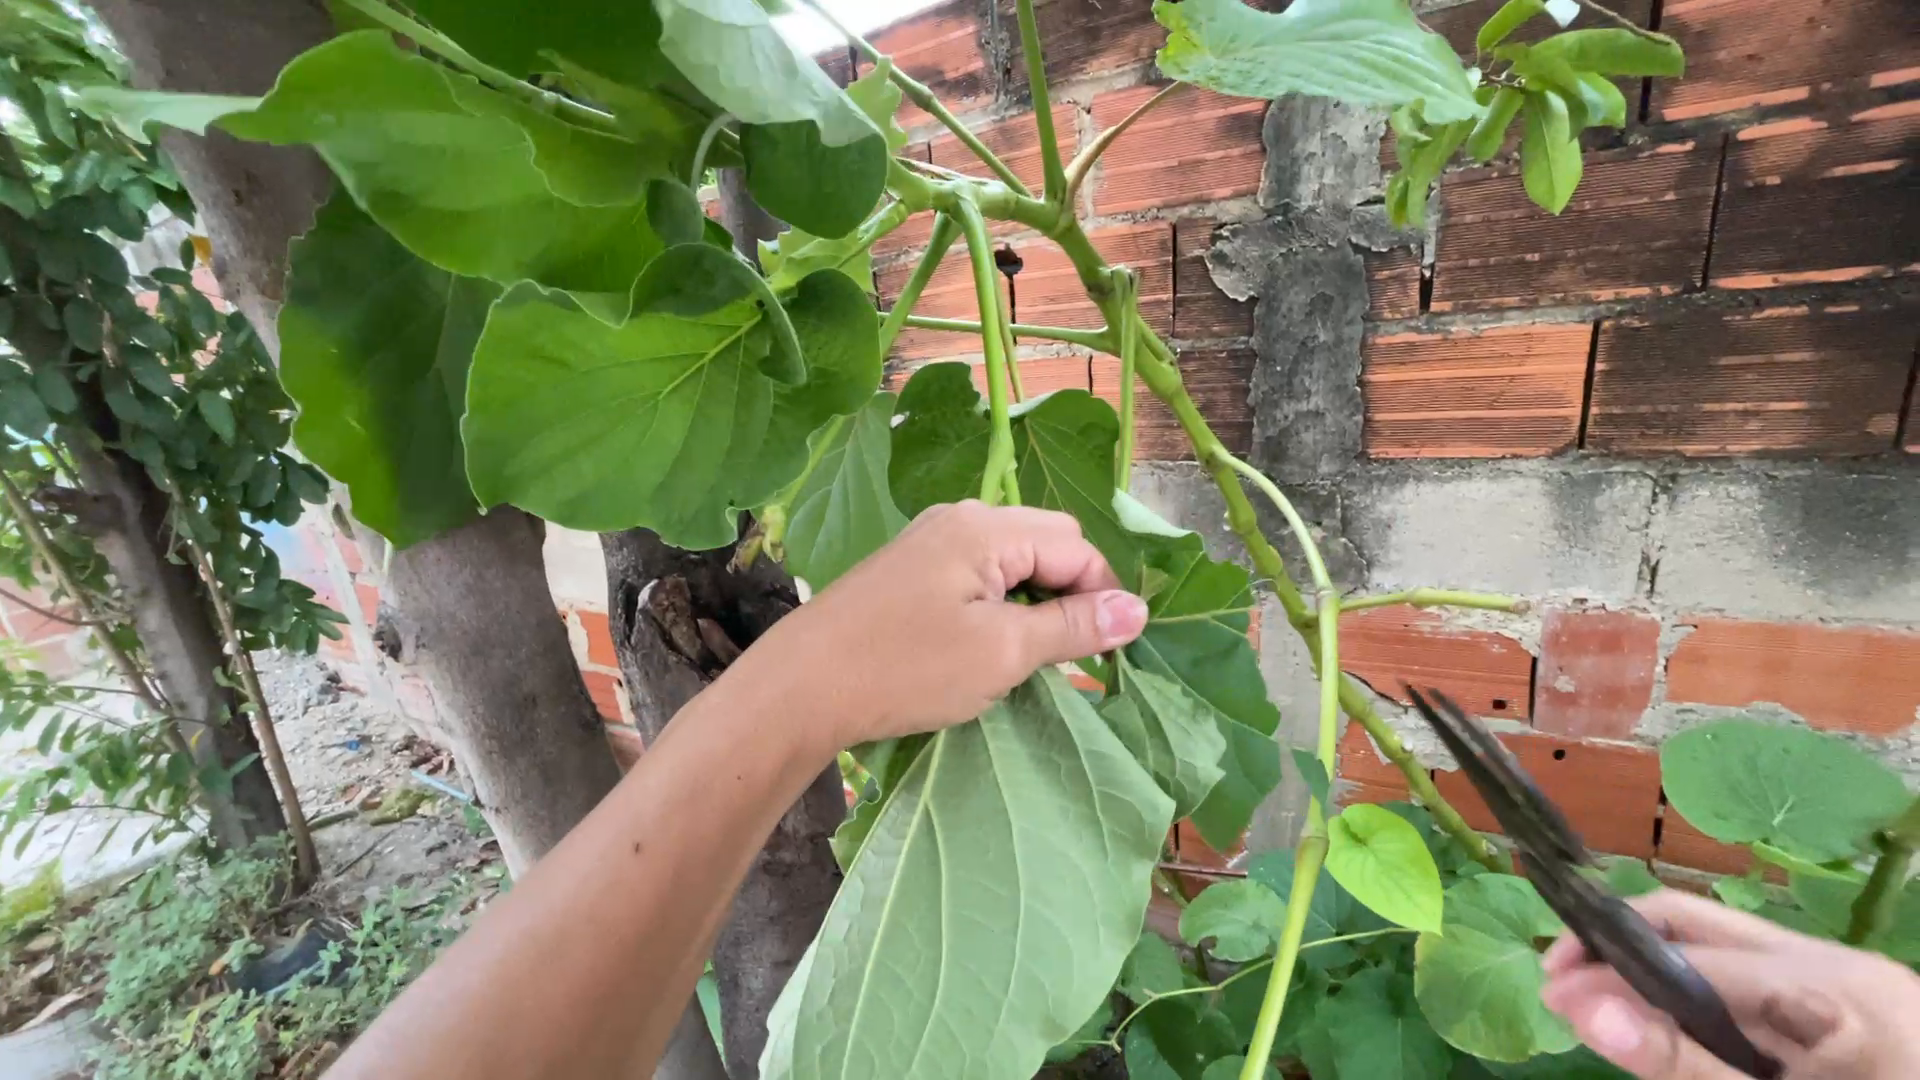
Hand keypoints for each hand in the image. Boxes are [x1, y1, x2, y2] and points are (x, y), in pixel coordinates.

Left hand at [729, 501, 1147, 751]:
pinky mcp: (911, 567)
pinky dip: (999, 602)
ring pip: (1012, 558)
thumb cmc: (906, 668)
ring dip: (1035, 600)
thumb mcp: (1002, 652)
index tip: (1107, 652)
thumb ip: (1073, 626)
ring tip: (1028, 654)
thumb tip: (1138, 610)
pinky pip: (977, 571)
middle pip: (1047, 542)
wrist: (801, 686)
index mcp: (987, 527)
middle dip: (1070, 593)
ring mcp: (930, 539)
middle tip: (1067, 655)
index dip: (1102, 596)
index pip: (1076, 546)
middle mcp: (960, 518)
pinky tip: (986, 641)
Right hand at [1540, 889, 1919, 1078]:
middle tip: (1565, 985)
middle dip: (1615, 946)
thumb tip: (1577, 1008)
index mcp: (1838, 985)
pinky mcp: (1843, 1014)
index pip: (1682, 949)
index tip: (1551, 993)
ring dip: (1646, 972)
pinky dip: (1690, 1001)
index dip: (1607, 966)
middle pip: (1689, 921)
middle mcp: (1836, 964)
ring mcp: (1843, 986)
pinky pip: (1741, 985)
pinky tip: (1663, 1030)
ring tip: (1603, 1011)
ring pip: (1709, 948)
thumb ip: (1682, 1065)